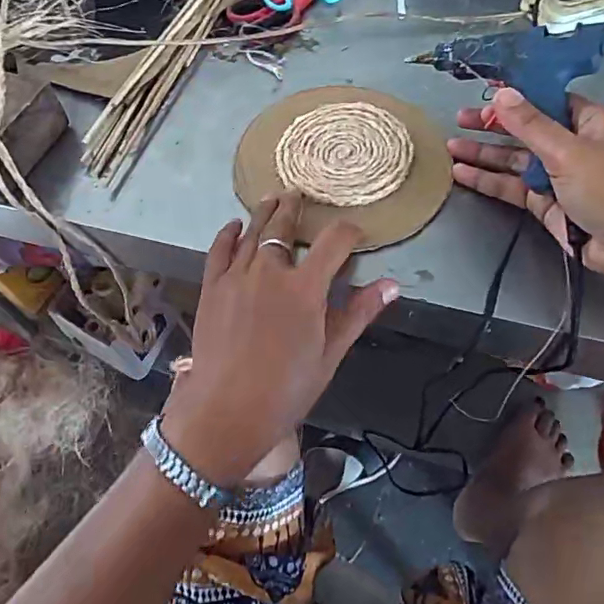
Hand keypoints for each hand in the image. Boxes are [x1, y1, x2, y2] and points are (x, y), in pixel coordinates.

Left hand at [161, 194, 399, 485]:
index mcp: (305, 288)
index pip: (334, 242)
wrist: (226, 409)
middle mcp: (269, 272)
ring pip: (251, 233)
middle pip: (283, 227)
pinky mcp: (212, 288)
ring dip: (264, 213)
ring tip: (273, 198)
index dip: (348, 231)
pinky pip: (219, 251)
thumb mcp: (329, 355)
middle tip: (299, 194)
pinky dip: (228, 234)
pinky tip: (234, 226)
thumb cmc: (285, 389)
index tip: (354, 232)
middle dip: (294, 208)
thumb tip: (391, 285)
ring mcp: (236, 277)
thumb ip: (357, 314)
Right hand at [446, 87, 603, 277]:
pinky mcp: (548, 204)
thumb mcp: (570, 151)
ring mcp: (561, 177)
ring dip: (485, 154)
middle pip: (528, 131)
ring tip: (451, 147)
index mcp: (592, 123)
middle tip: (459, 121)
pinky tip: (462, 174)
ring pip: (516, 161)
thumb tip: (503, 93)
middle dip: (494, 127)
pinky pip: (514, 187)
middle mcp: (576, 146)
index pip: (549, 101)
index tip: (485, 93)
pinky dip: (489, 180)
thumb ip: (530, 124)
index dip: (517, 97)